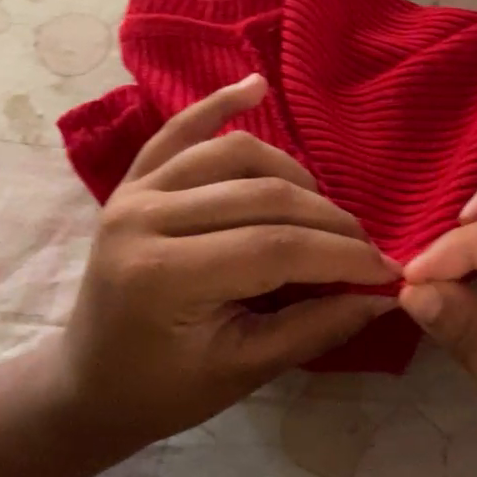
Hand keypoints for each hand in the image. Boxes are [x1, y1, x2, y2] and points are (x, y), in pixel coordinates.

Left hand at [53, 74, 399, 447]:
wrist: (88, 385)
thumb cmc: (164, 391)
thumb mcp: (244, 371)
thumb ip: (316, 327)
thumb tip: (383, 296)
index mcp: (164, 274)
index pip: (276, 247)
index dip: (342, 256)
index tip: (388, 271)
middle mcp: (145, 218)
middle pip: (265, 198)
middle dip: (331, 223)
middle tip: (368, 250)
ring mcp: (134, 191)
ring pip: (237, 156)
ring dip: (295, 178)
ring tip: (324, 212)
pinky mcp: (132, 181)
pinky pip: (180, 130)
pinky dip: (218, 105)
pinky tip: (256, 85)